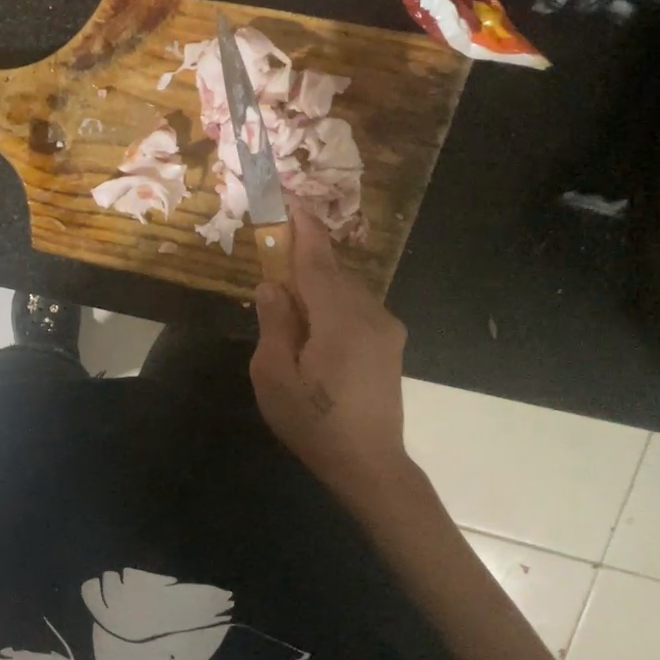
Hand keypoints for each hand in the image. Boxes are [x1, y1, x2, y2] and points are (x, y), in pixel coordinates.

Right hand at [250, 202, 410, 489]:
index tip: (290, 196)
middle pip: (333, 272)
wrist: (367, 463)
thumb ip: (275, 323)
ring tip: (284, 282)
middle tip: (274, 238)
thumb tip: (272, 284)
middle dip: (305, 252)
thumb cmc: (311, 420)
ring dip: (315, 279)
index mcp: (341, 321)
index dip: (302, 229)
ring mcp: (385, 330)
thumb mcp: (273, 373)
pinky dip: (328, 297)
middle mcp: (371, 316)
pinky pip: (354, 306)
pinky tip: (308, 312)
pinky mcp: (387, 345)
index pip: (317, 263)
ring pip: (345, 289)